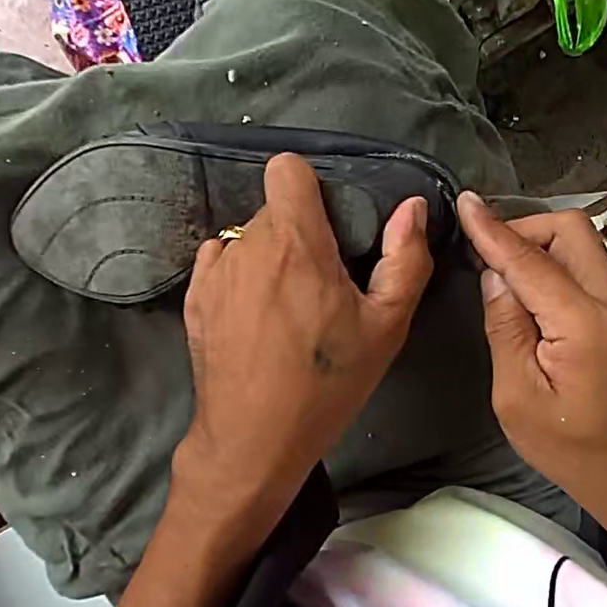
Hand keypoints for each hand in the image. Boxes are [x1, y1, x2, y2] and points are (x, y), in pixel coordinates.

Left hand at [175, 154, 431, 533]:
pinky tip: (257, 319)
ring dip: (271, 258)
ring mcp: (214, 272)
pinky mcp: (194, 298)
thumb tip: (411, 207)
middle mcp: (246, 245)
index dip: (312, 187)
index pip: (287, 168)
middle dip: (301, 233)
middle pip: (275, 210)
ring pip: (249, 239)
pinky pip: (222, 263)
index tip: (330, 224)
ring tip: (288, 310)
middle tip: (322, 285)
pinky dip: (242, 277)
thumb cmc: (326, 384)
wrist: (253, 439)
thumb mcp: (386, 326)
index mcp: (295, 242)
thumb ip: (405, 258)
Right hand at [457, 192, 606, 580]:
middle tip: (485, 250)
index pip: (529, 260)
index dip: (492, 229)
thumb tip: (495, 278)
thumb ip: (505, 329)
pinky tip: (531, 291)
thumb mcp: (517, 397)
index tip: (465, 204)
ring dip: (541, 244)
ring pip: (584, 246)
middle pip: (571, 231)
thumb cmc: (572, 449)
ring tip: (502, 270)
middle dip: (524, 226)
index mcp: (583, 324)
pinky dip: (557, 264)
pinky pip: (589, 270)